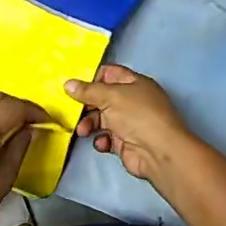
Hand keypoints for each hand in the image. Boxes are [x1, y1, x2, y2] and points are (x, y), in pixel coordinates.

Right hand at [64, 65, 194, 181]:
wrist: (158, 151)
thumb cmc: (137, 115)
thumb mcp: (111, 97)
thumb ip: (87, 91)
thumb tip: (67, 83)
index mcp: (133, 84)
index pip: (110, 74)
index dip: (92, 78)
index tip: (75, 86)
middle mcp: (131, 101)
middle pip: (102, 98)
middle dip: (86, 105)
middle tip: (72, 111)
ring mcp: (128, 123)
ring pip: (101, 120)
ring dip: (89, 124)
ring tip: (83, 131)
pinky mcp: (124, 142)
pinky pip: (106, 138)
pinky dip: (101, 140)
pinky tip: (102, 143)